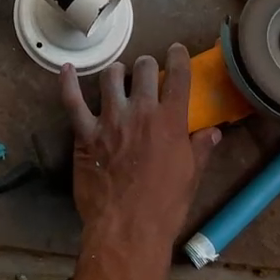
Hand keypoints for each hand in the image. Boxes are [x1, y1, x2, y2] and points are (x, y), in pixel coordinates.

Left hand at [60, 45, 221, 247]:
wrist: (128, 229)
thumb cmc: (165, 207)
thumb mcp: (191, 177)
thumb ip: (201, 149)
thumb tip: (213, 131)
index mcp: (171, 121)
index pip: (178, 77)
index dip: (178, 57)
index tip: (176, 50)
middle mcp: (141, 112)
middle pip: (143, 70)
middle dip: (146, 64)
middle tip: (146, 68)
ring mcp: (110, 120)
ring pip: (110, 78)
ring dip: (116, 71)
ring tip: (118, 73)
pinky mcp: (85, 133)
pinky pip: (72, 101)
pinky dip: (67, 83)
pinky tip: (66, 69)